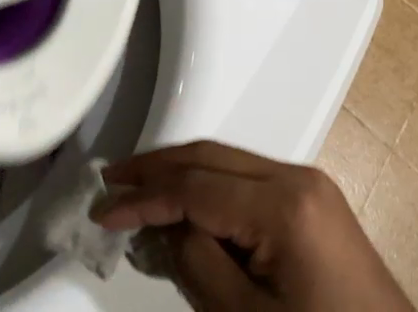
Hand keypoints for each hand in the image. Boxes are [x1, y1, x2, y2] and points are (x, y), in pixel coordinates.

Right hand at [92, 141, 410, 311]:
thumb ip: (196, 261)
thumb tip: (169, 226)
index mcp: (284, 204)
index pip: (194, 186)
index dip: (143, 198)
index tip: (103, 212)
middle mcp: (298, 179)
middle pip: (210, 157)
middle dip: (157, 168)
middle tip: (111, 184)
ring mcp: (310, 188)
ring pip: (228, 163)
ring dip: (181, 175)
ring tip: (138, 195)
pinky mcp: (314, 204)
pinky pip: (249, 181)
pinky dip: (210, 189)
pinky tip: (185, 209)